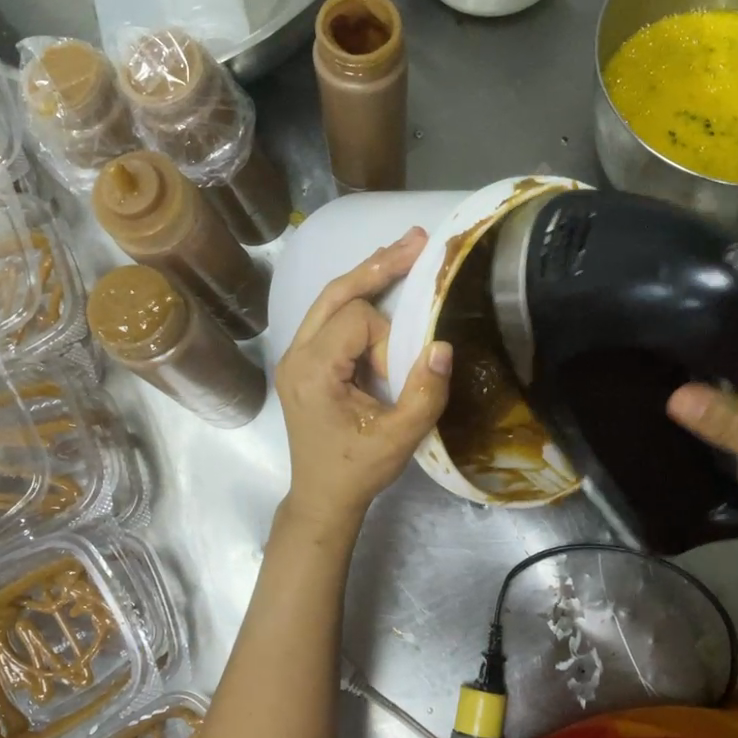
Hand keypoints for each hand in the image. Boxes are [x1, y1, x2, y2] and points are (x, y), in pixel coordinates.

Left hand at [277, 228, 452, 524]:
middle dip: (378, 266)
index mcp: (313, 370)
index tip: (393, 375)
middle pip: (336, 291)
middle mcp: (296, 354)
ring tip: (403, 254)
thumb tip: (443, 344)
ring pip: (329, 299)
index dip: (386, 339)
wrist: (321, 497)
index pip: (357, 319)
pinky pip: (328, 317)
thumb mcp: (400, 439)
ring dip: (366, 277)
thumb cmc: (357, 471)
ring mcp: (294, 356)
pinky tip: (381, 286)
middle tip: (417, 240)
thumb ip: (425, 393)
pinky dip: (356, 300)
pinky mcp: (302, 362)